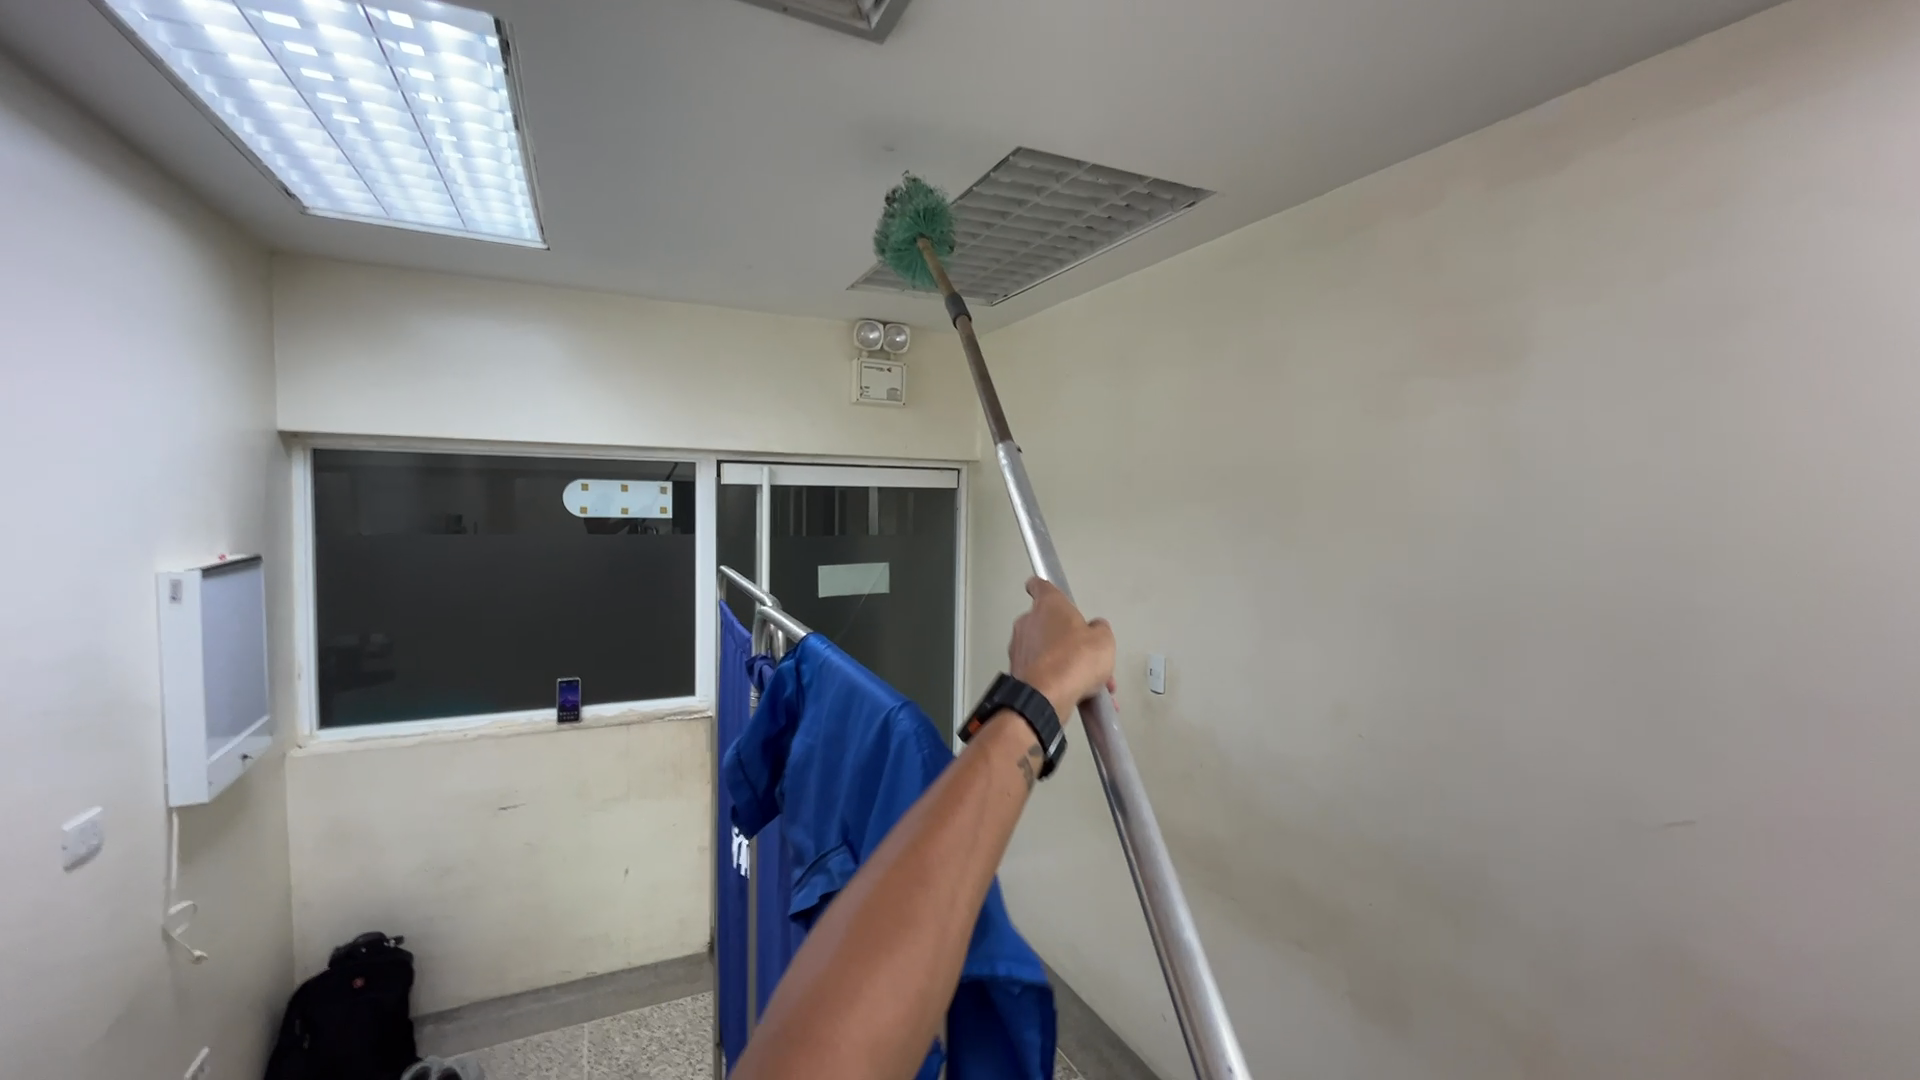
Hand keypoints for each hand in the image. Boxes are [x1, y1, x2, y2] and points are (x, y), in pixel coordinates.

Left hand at [1008, 578, 1116, 722]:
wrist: (1046, 696)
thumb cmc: (1076, 659)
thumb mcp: (1104, 640)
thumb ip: (1099, 630)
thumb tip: (1094, 629)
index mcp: (1048, 605)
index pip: (1040, 587)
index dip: (1042, 587)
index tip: (1040, 588)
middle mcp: (1028, 622)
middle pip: (1047, 624)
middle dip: (1067, 639)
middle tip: (1089, 657)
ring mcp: (1019, 648)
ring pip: (1046, 652)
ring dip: (1066, 664)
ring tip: (1092, 685)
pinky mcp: (1016, 672)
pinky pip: (1041, 672)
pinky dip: (1057, 681)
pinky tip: (1079, 696)